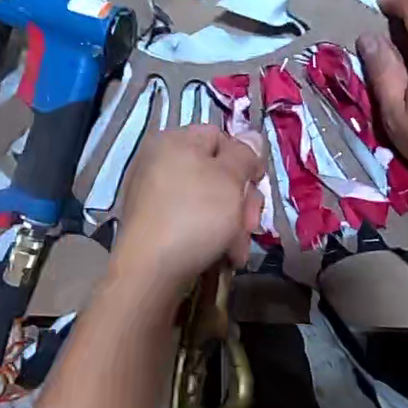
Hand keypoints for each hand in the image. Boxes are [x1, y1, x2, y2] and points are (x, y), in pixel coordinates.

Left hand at [111, 126, 264, 290]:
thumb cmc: (195, 215)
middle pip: (216, 172)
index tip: (257, 185)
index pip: (220, 137)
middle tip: (249, 225)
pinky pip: (190, 220)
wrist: (149, 270)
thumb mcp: (230, 178)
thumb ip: (245, 154)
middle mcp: (159, 162)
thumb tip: (252, 136)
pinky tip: (222, 254)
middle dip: (241, 201)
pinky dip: (209, 235)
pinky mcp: (153, 224)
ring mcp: (153, 195)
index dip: (244, 160)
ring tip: (236, 249)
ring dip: (231, 224)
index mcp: (173, 141)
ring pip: (208, 201)